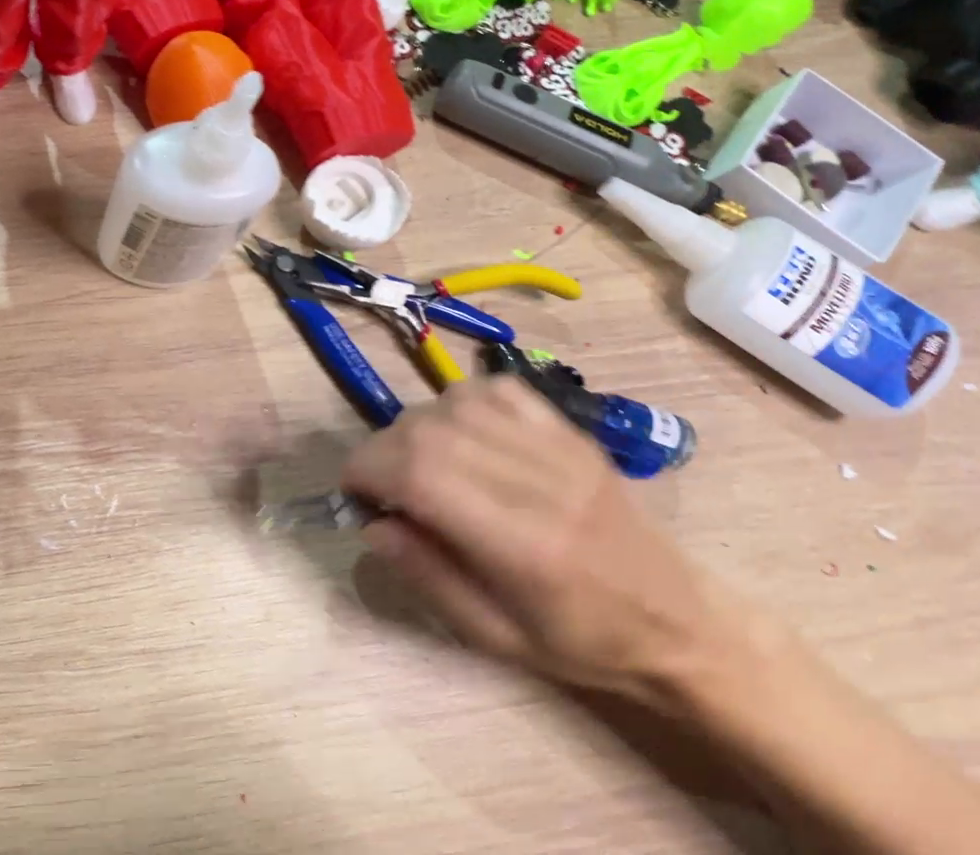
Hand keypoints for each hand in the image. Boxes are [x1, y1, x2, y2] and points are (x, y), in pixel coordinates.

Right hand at [343, 376, 739, 709]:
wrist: (680, 626)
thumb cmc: (580, 641)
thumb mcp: (492, 636)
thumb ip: (426, 575)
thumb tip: (372, 524)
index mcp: (522, 545)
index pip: (422, 474)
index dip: (367, 471)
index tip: (353, 492)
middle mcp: (540, 485)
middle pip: (430, 431)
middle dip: (382, 451)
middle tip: (381, 485)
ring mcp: (561, 451)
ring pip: (457, 403)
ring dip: (416, 426)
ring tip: (417, 461)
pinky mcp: (573, 435)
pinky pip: (499, 391)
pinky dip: (460, 403)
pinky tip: (457, 434)